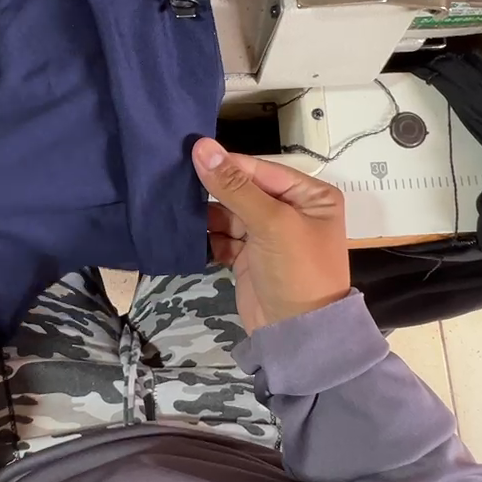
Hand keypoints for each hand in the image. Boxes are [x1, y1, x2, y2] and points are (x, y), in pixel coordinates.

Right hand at [192, 138, 350, 331]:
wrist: (298, 335)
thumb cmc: (297, 271)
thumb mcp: (270, 223)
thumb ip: (234, 186)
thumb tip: (202, 146)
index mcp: (309, 195)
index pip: (260, 170)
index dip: (226, 164)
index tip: (186, 153)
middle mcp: (290, 210)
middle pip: (243, 189)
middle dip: (212, 189)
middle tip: (172, 179)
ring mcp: (268, 234)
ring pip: (228, 213)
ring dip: (204, 214)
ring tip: (173, 207)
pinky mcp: (249, 256)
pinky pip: (222, 236)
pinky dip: (206, 236)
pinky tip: (184, 231)